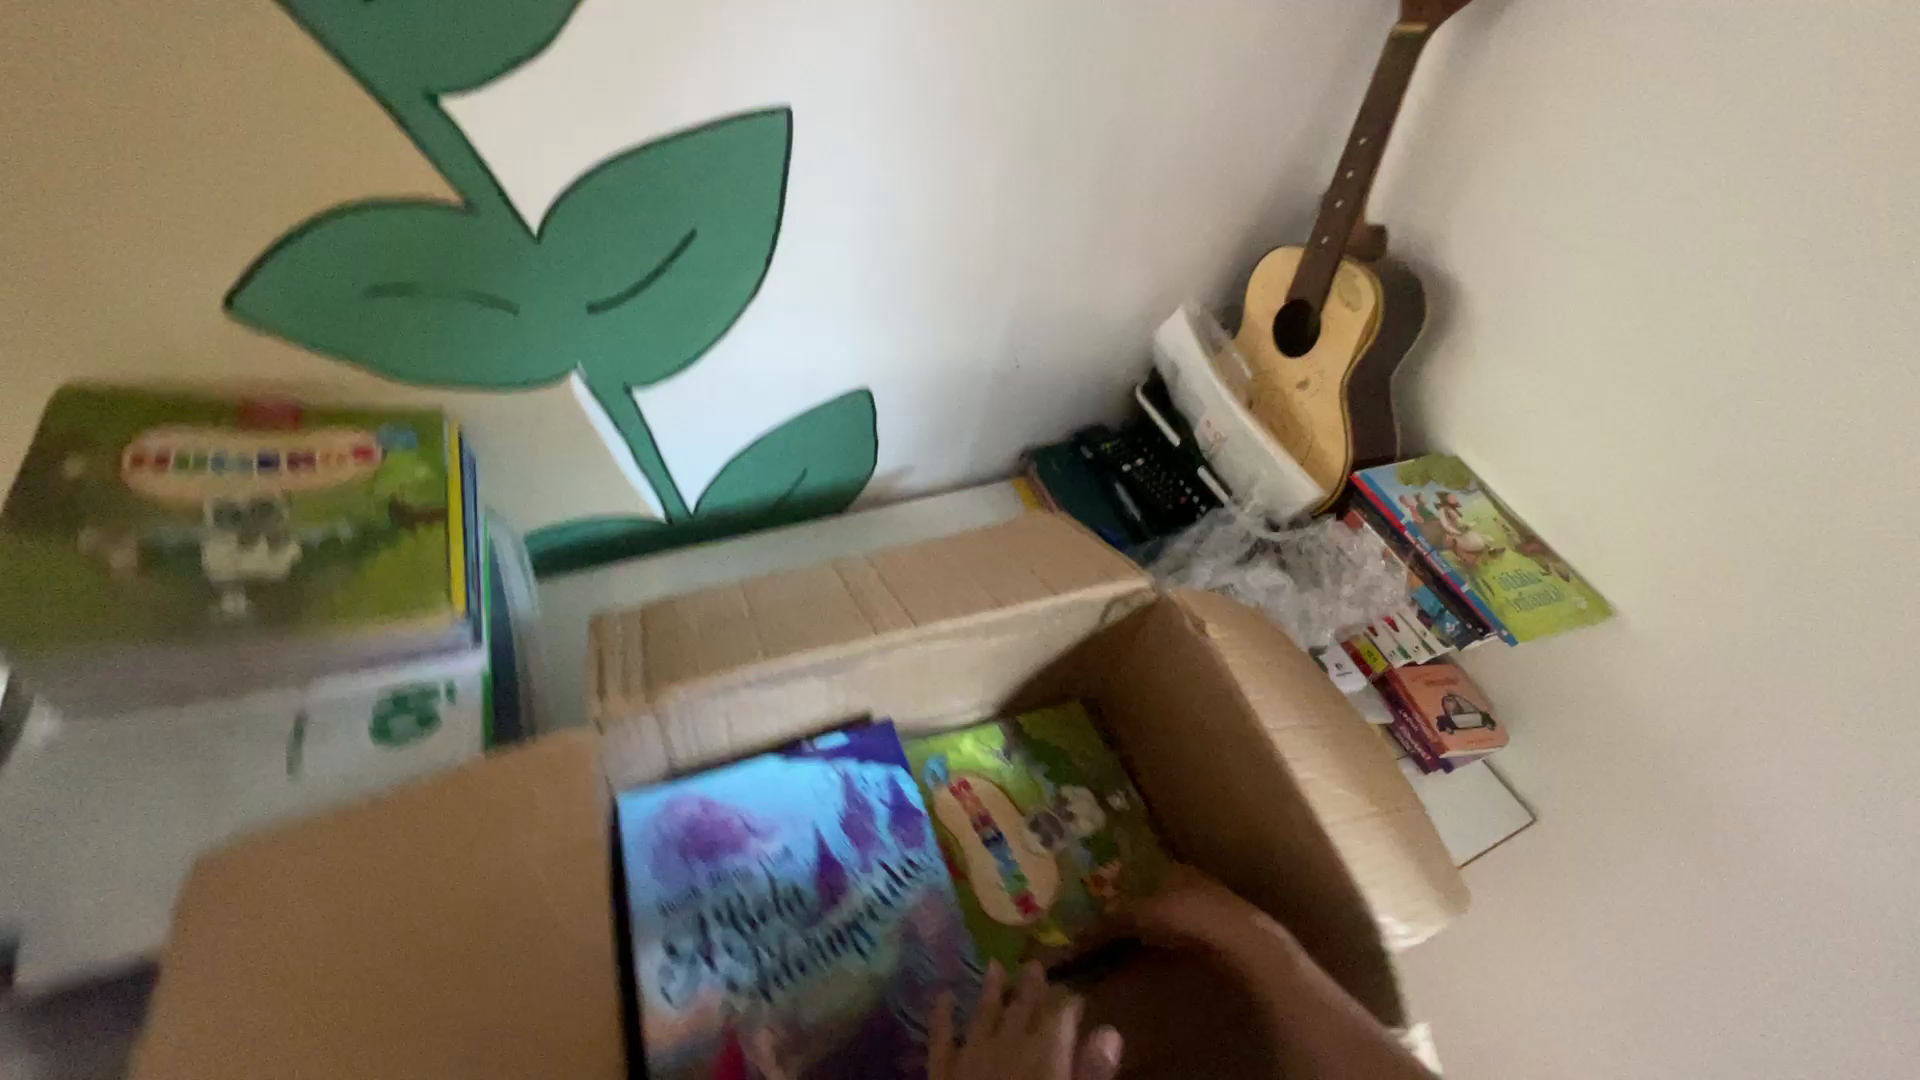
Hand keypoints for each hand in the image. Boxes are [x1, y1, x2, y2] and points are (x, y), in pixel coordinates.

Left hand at [928, 961, 1122, 1079]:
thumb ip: (1093, 1072)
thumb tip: (1110, 1031)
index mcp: (1046, 1052)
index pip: (1062, 1014)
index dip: (1070, 1002)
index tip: (1077, 996)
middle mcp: (1009, 1042)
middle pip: (1023, 1006)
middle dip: (1031, 986)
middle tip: (1034, 963)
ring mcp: (972, 1054)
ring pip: (984, 1012)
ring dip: (990, 989)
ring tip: (994, 965)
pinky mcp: (943, 1071)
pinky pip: (941, 1037)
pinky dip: (942, 1014)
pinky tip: (943, 995)